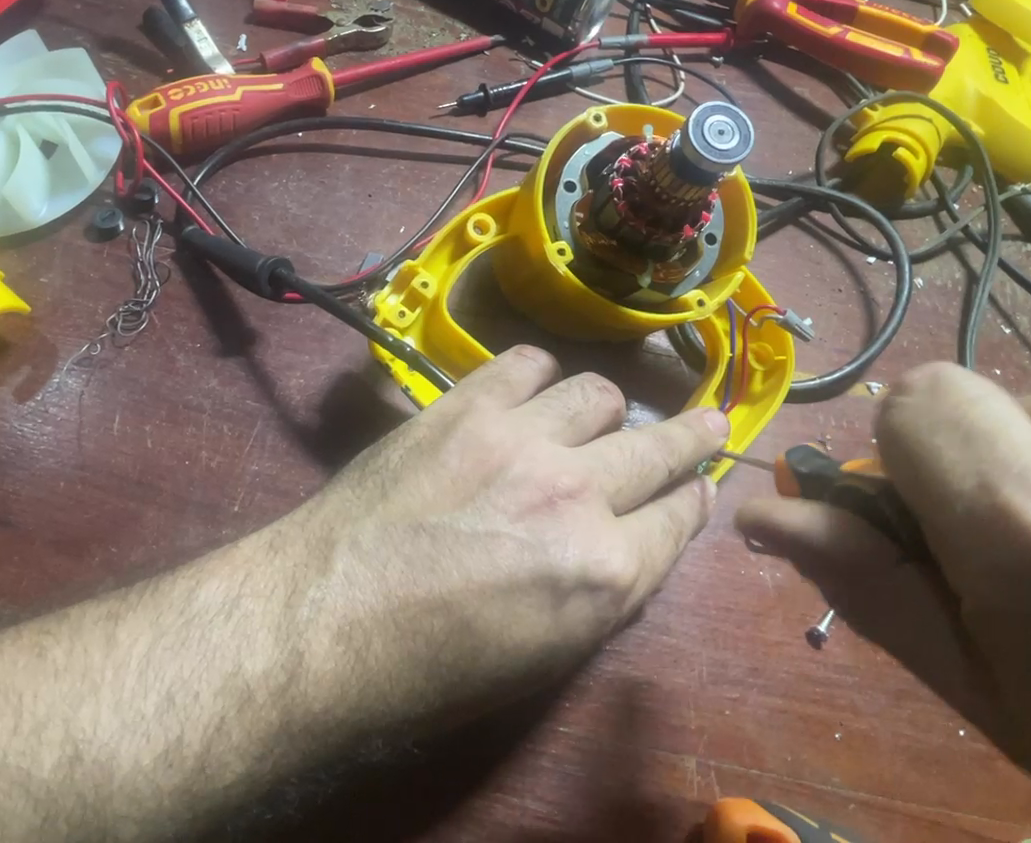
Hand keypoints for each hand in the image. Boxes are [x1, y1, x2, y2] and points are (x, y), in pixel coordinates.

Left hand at [282, 345, 727, 734]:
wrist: (323, 618)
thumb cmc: (431, 667)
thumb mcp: (545, 656)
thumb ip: (603, 591)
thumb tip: (630, 541)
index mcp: (606, 571)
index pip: (679, 517)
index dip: (692, 499)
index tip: (694, 487)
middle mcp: (577, 493)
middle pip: (660, 447)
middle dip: (692, 437)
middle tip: (707, 422)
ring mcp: (520, 438)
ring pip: (597, 394)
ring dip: (603, 410)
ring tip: (591, 417)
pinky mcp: (465, 405)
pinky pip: (526, 363)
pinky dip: (537, 375)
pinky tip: (530, 388)